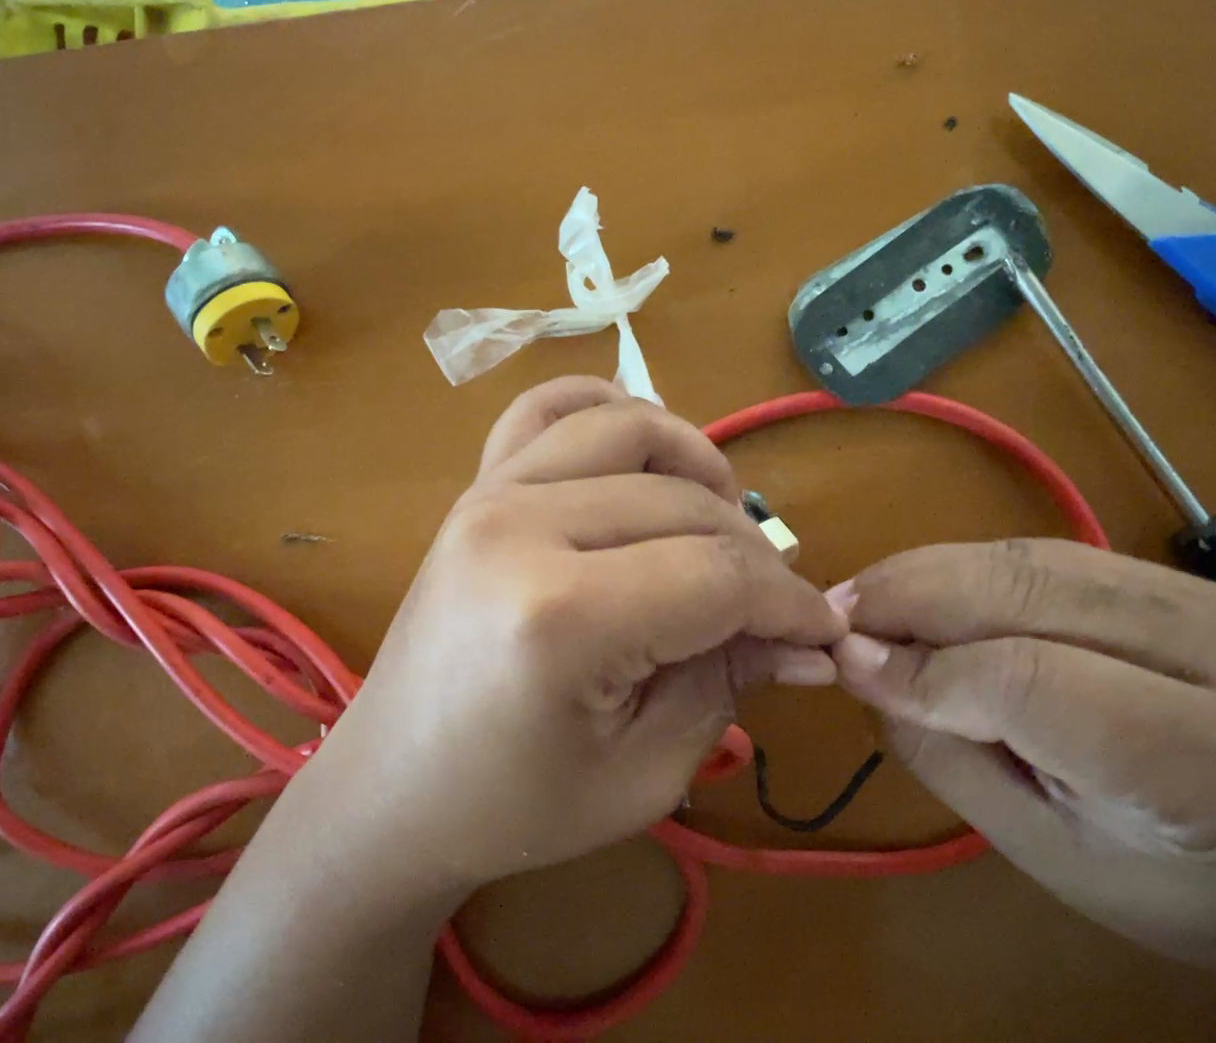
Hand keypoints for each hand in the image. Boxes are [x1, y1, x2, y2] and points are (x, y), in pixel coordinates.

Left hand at [309, 377, 845, 888]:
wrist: (393, 790)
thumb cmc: (514, 806)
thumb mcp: (644, 772)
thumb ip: (730, 684)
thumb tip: (809, 637)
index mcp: (563, 615)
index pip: (719, 576)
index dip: (788, 604)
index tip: (821, 634)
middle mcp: (522, 527)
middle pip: (685, 503)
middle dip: (754, 557)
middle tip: (774, 612)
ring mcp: (487, 493)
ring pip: (629, 429)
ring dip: (696, 468)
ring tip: (718, 527)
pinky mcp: (473, 489)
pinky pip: (547, 409)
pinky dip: (608, 412)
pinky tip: (641, 458)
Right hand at [830, 539, 1215, 967]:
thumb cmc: (1155, 888)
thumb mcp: (1038, 848)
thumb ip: (947, 749)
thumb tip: (861, 660)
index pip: (1039, 681)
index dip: (929, 668)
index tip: (848, 667)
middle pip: (1040, 592)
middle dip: (918, 593)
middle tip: (835, 612)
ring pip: (1044, 558)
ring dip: (938, 570)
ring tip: (870, 598)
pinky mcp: (1199, 582)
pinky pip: (1061, 556)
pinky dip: (977, 568)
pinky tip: (930, 590)